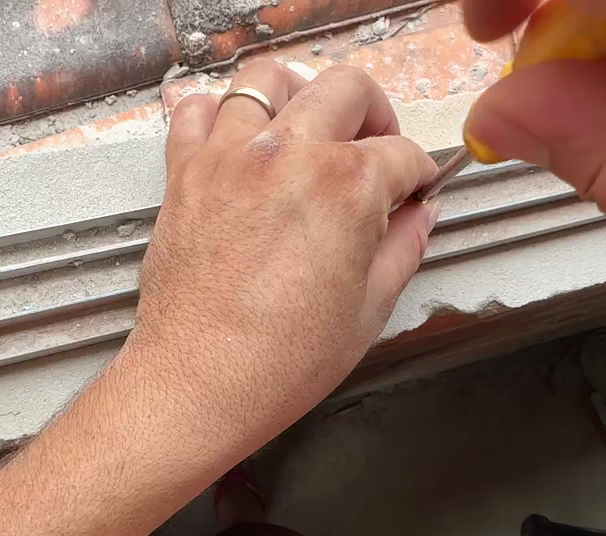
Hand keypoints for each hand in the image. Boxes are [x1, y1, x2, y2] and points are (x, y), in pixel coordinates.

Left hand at [121, 61, 438, 455]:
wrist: (199, 385)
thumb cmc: (276, 364)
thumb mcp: (366, 314)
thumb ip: (401, 251)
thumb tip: (418, 219)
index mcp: (345, 187)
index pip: (402, 155)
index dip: (419, 175)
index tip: (415, 190)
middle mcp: (287, 155)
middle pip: (347, 90)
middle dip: (376, 114)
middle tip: (378, 149)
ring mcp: (230, 158)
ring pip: (269, 80)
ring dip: (302, 96)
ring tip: (311, 128)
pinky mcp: (186, 176)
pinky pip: (198, 111)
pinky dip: (222, 114)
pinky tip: (240, 142)